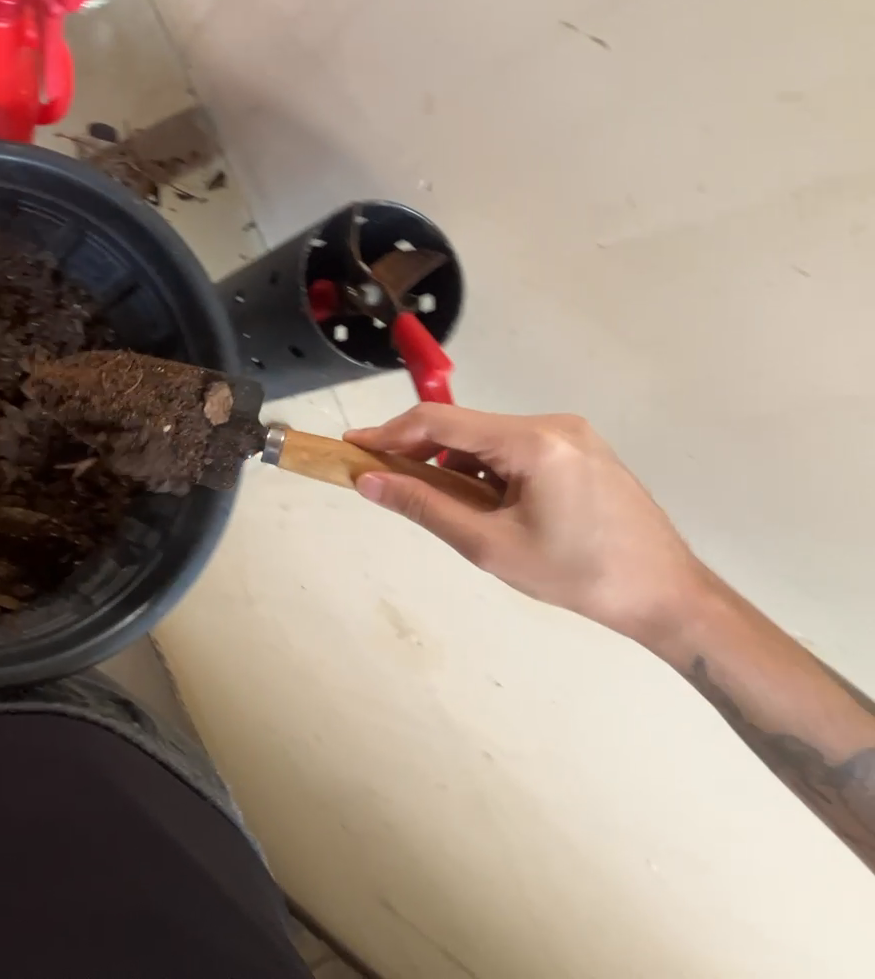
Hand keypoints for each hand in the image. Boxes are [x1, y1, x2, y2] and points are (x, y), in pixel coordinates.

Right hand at [345, 405, 707, 648]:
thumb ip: (422, 506)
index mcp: (533, 442)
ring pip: (483, 438)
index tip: (350, 448)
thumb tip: (366, 481)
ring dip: (447, 462)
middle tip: (378, 478)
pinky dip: (479, 469)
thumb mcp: (487, 545)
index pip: (439, 421)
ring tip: (431, 501)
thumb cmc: (576, 574)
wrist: (669, 598)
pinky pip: (509, 448)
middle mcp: (553, 426)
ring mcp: (571, 437)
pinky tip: (476, 501)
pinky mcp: (579, 453)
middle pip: (460, 425)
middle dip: (414, 449)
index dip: (387, 433)